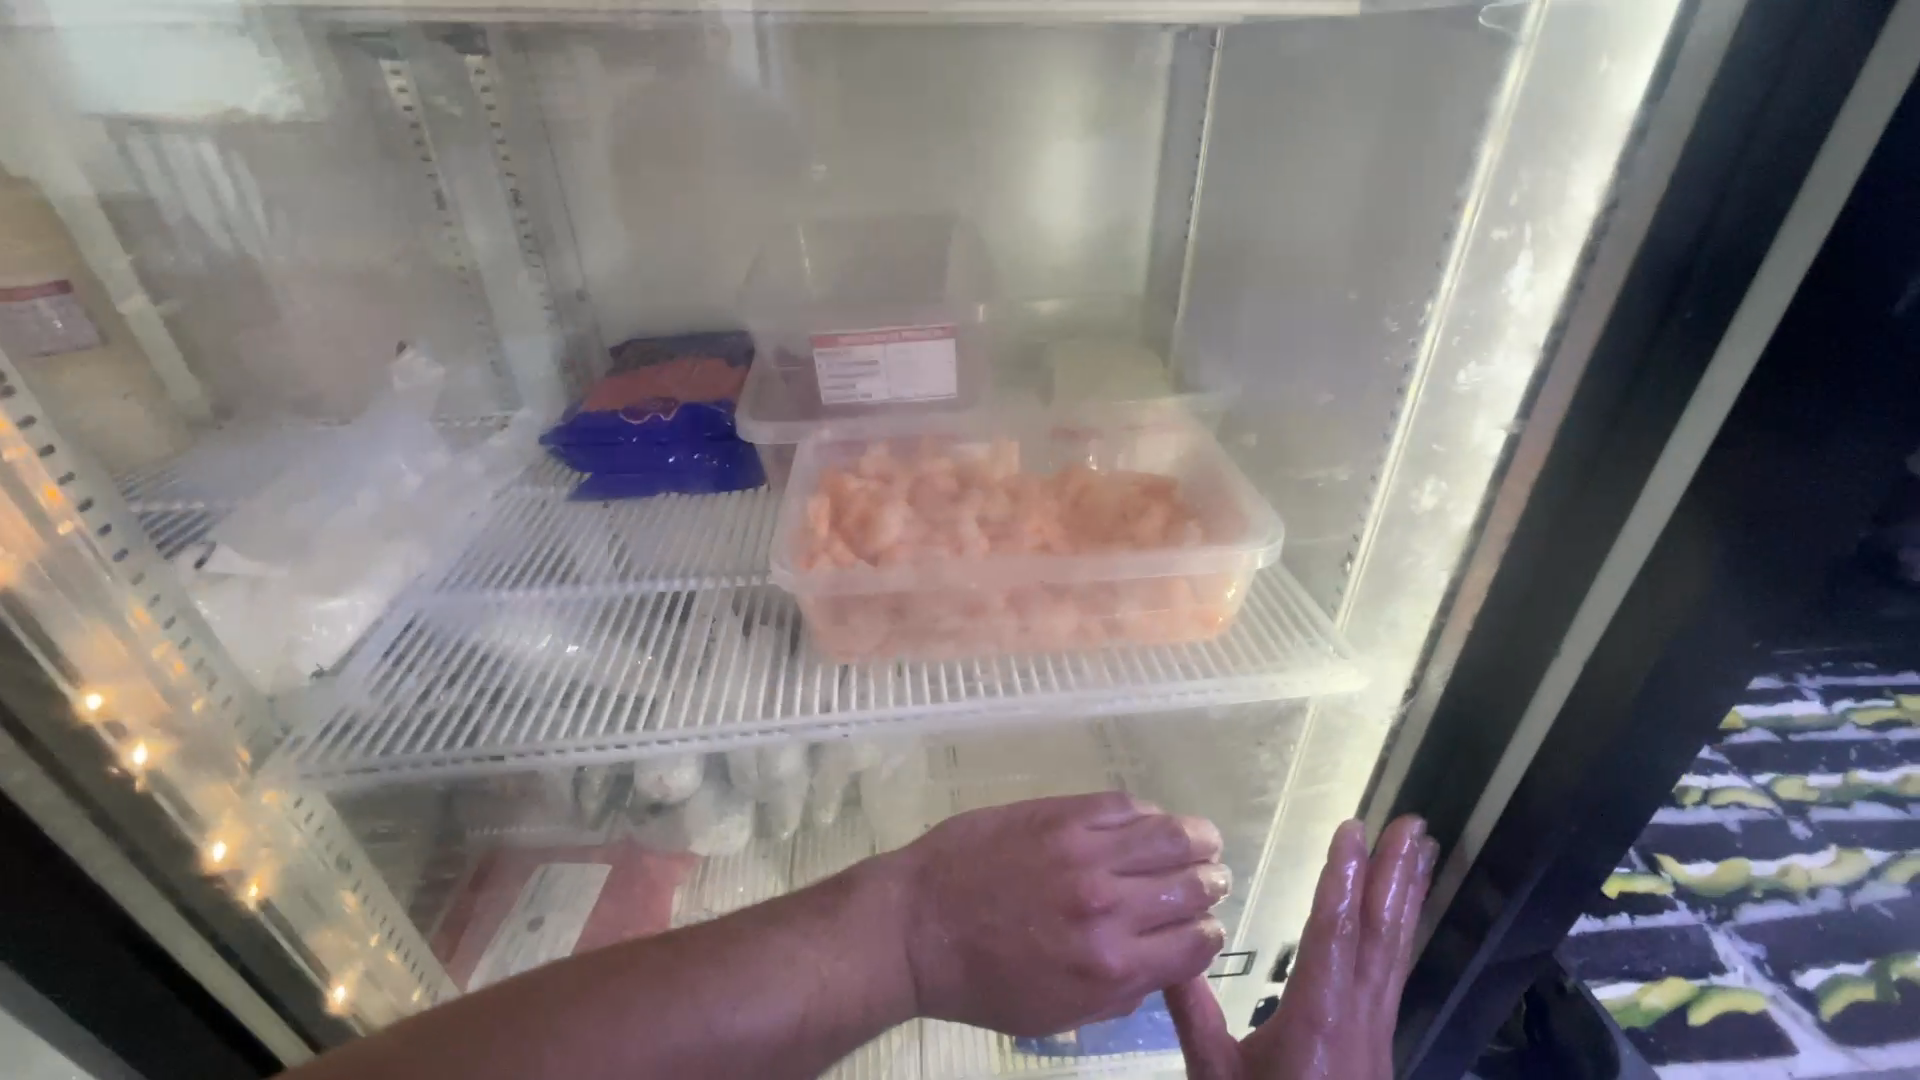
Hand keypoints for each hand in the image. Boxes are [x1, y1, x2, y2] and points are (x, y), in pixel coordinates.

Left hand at [889, 792, 1229, 1035]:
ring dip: (1194, 838)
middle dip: (1210, 882)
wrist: (918, 925)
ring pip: (1168, 835)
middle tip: (1210, 876)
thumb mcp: (1058, 1015)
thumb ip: (1121, 993)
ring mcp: (1083, 852)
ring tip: (1200, 839)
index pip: (1196, 943)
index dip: (1207, 932)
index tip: (1202, 924)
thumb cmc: (983, 981)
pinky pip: (1122, 804)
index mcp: (1111, 967)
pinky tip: (1147, 819)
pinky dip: (1145, 812)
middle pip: (1191, 885)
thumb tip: (1163, 962)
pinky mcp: (1059, 814)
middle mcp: (1109, 907)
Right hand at [1165, 816, 1435, 1079]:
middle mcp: (1359, 1019)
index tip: (1353, 831)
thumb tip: (1166, 944)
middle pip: (1382, 936)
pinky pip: (1394, 972)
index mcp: (1318, 1019)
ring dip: (1407, 897)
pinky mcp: (1378, 1041)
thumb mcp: (1215, 1074)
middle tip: (1415, 826)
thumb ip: (1192, 1009)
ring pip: (1396, 953)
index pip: (1334, 934)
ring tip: (1422, 853)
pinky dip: (1400, 931)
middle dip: (1397, 876)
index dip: (1342, 879)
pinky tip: (1399, 916)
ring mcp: (1377, 1032)